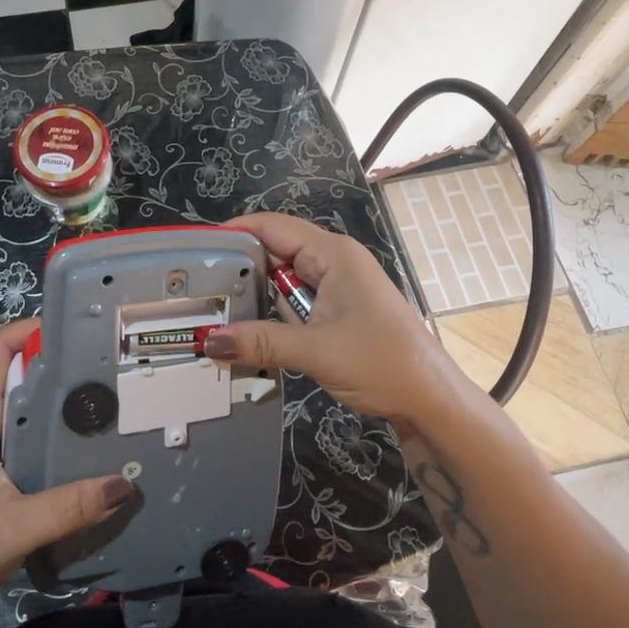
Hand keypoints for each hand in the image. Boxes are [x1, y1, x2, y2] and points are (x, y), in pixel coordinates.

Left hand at [0, 319, 132, 608]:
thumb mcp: (19, 528)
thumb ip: (72, 506)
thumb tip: (126, 484)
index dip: (27, 328)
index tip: (72, 327)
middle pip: (7, 367)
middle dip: (47, 353)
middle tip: (96, 356)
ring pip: (11, 395)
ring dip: (45, 384)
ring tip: (92, 385)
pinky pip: (13, 420)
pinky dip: (40, 413)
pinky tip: (70, 430)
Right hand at [204, 213, 472, 425]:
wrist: (433, 401)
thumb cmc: (381, 363)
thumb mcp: (316, 352)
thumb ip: (260, 342)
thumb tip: (206, 341)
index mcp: (334, 253)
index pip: (273, 226)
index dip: (234, 232)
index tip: (195, 250)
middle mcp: (335, 261)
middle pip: (276, 251)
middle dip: (239, 268)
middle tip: (196, 287)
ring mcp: (339, 287)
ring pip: (285, 280)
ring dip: (256, 296)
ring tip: (212, 311)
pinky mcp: (340, 312)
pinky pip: (297, 303)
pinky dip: (274, 316)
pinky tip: (248, 333)